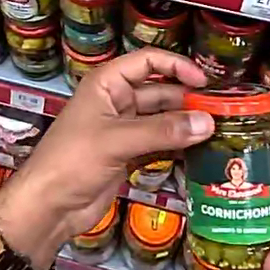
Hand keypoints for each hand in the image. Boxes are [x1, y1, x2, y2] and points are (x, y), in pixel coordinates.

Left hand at [0, 48, 211, 269]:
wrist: (48, 207)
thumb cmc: (72, 161)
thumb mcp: (117, 141)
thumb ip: (163, 131)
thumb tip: (207, 123)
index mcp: (107, 84)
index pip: (147, 62)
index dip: (176, 66)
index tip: (204, 80)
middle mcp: (116, 101)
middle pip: (159, 91)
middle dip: (187, 99)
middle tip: (221, 111)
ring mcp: (123, 129)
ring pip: (161, 120)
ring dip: (185, 125)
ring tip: (218, 131)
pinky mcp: (128, 154)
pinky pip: (159, 143)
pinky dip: (178, 146)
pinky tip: (200, 152)